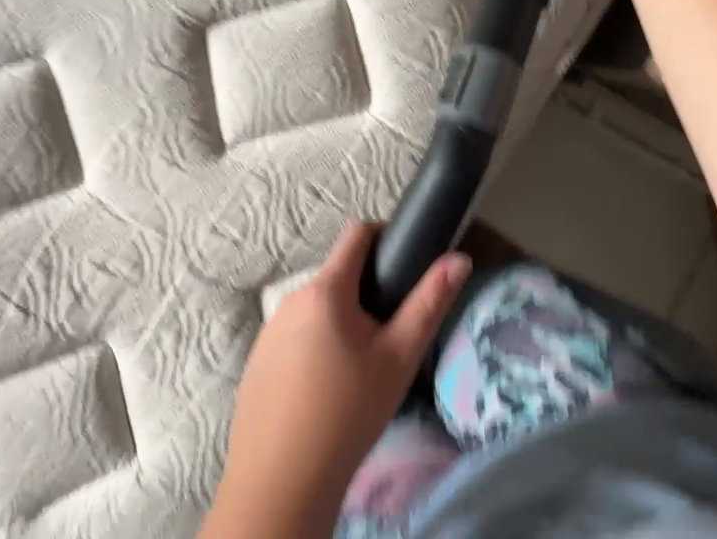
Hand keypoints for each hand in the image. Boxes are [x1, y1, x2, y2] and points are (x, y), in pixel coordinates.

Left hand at [206, 222, 471, 535]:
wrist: (281, 483)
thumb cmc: (349, 412)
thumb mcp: (400, 357)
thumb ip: (430, 302)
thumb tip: (459, 258)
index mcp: (326, 290)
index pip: (356, 233)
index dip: (386, 236)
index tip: (406, 264)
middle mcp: (291, 300)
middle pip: (338, 275)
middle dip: (368, 291)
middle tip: (392, 332)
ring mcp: (268, 332)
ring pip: (317, 308)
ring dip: (342, 319)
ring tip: (363, 365)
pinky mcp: (256, 363)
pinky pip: (295, 336)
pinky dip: (317, 346)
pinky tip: (328, 389)